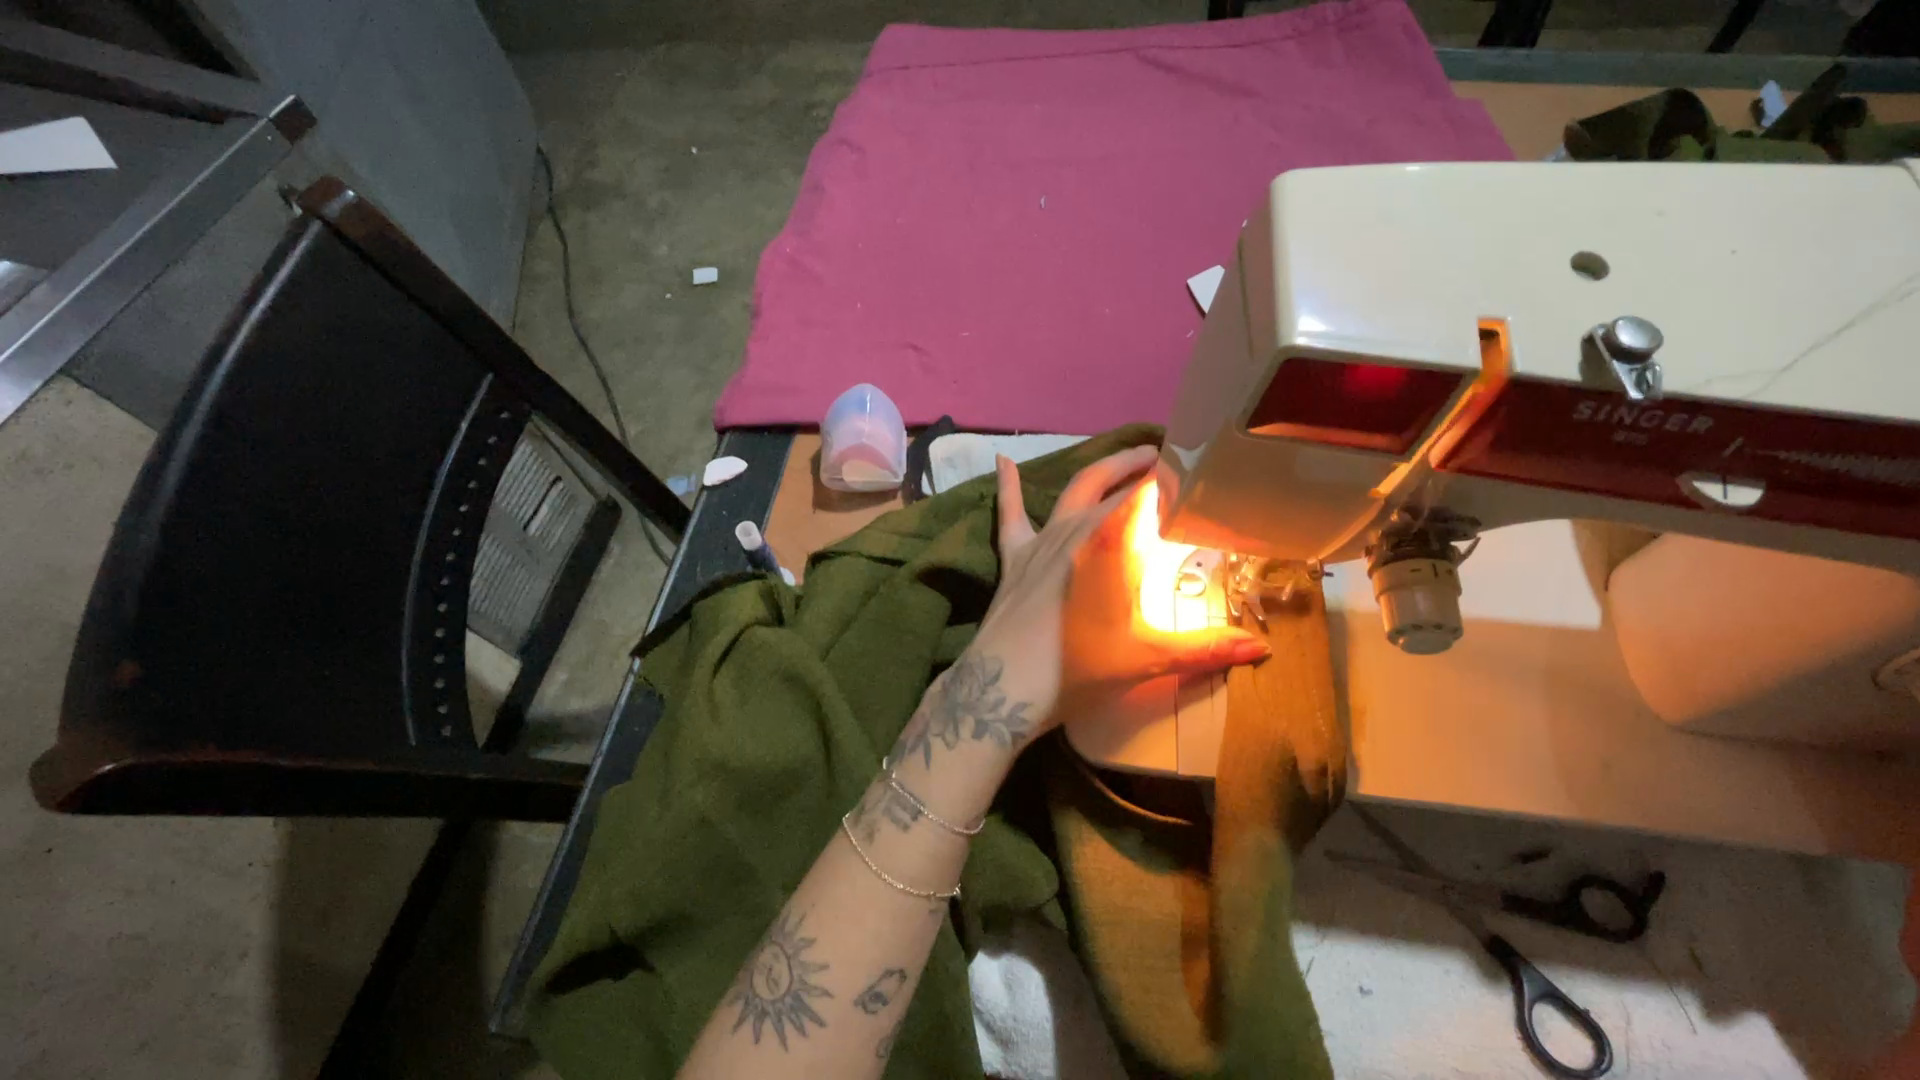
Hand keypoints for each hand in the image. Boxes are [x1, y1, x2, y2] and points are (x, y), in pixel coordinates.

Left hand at [966, 445, 1268, 743]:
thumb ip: (1204, 649)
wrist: (1003, 688)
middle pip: (1113, 483)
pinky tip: (1001, 461)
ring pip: (1073, 490)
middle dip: (1142, 466)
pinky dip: (1007, 487)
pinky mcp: (1014, 557)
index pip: (1149, 493)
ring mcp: (1041, 540)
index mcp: (1112, 543)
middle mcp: (1076, 528)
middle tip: (1166, 458)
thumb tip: (1262, 649)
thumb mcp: (1147, 660)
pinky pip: (1010, 515)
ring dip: (1102, 470)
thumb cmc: (1078, 669)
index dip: (1174, 476)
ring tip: (1129, 457)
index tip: (1200, 469)